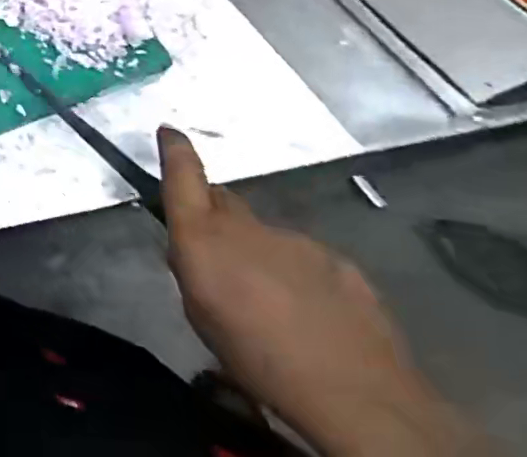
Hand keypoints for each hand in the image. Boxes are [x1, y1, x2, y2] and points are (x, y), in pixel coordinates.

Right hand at [159, 127, 488, 456]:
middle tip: (222, 256)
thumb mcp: (200, 314)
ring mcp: (300, 242)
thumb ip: (192, 271)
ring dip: (264, 257)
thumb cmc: (255, 355)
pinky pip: (311, 262)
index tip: (170, 131)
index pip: (183, 178)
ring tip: (277, 304)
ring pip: (269, 238)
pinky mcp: (344, 266)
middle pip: (225, 203)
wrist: (356, 396)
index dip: (175, 152)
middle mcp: (247, 228)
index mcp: (202, 237)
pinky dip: (304, 280)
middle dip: (218, 218)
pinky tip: (316, 316)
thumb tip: (192, 253)